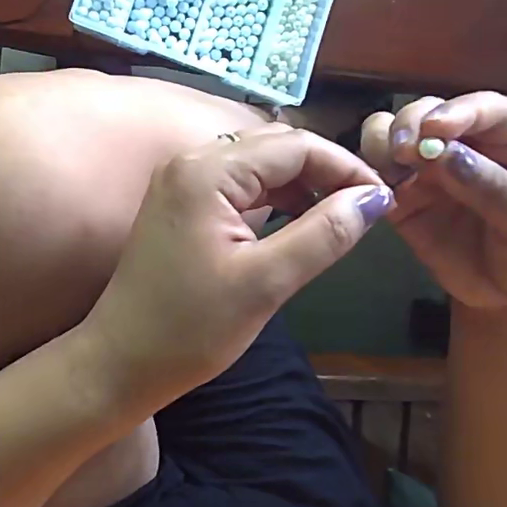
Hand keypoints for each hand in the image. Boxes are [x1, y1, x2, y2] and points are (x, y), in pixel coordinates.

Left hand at [83, 124, 390, 407]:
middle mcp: (188, 163)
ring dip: (297, 182)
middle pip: (273, 146)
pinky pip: (233, 184)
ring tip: (335, 217)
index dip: (345, 166)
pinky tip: (291, 220)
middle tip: (363, 208)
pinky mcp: (176, 205)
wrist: (122, 360)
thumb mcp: (266, 282)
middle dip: (322, 170)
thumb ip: (324, 233)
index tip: (385, 200)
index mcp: (206, 172)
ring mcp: (177, 183)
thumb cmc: (190, 328)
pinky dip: (268, 196)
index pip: (294, 145)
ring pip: (254, 163)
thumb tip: (375, 197)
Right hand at [361, 92, 506, 323]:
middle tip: (403, 151)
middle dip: (411, 125)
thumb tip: (444, 153)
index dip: (459, 112)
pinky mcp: (405, 202)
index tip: (435, 129)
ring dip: (384, 144)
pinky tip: (372, 189)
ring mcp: (433, 173)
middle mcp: (471, 146)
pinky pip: (379, 178)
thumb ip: (493, 189)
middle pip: (430, 114)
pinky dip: (369, 176)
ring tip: (387, 168)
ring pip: (396, 138)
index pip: (487, 110)